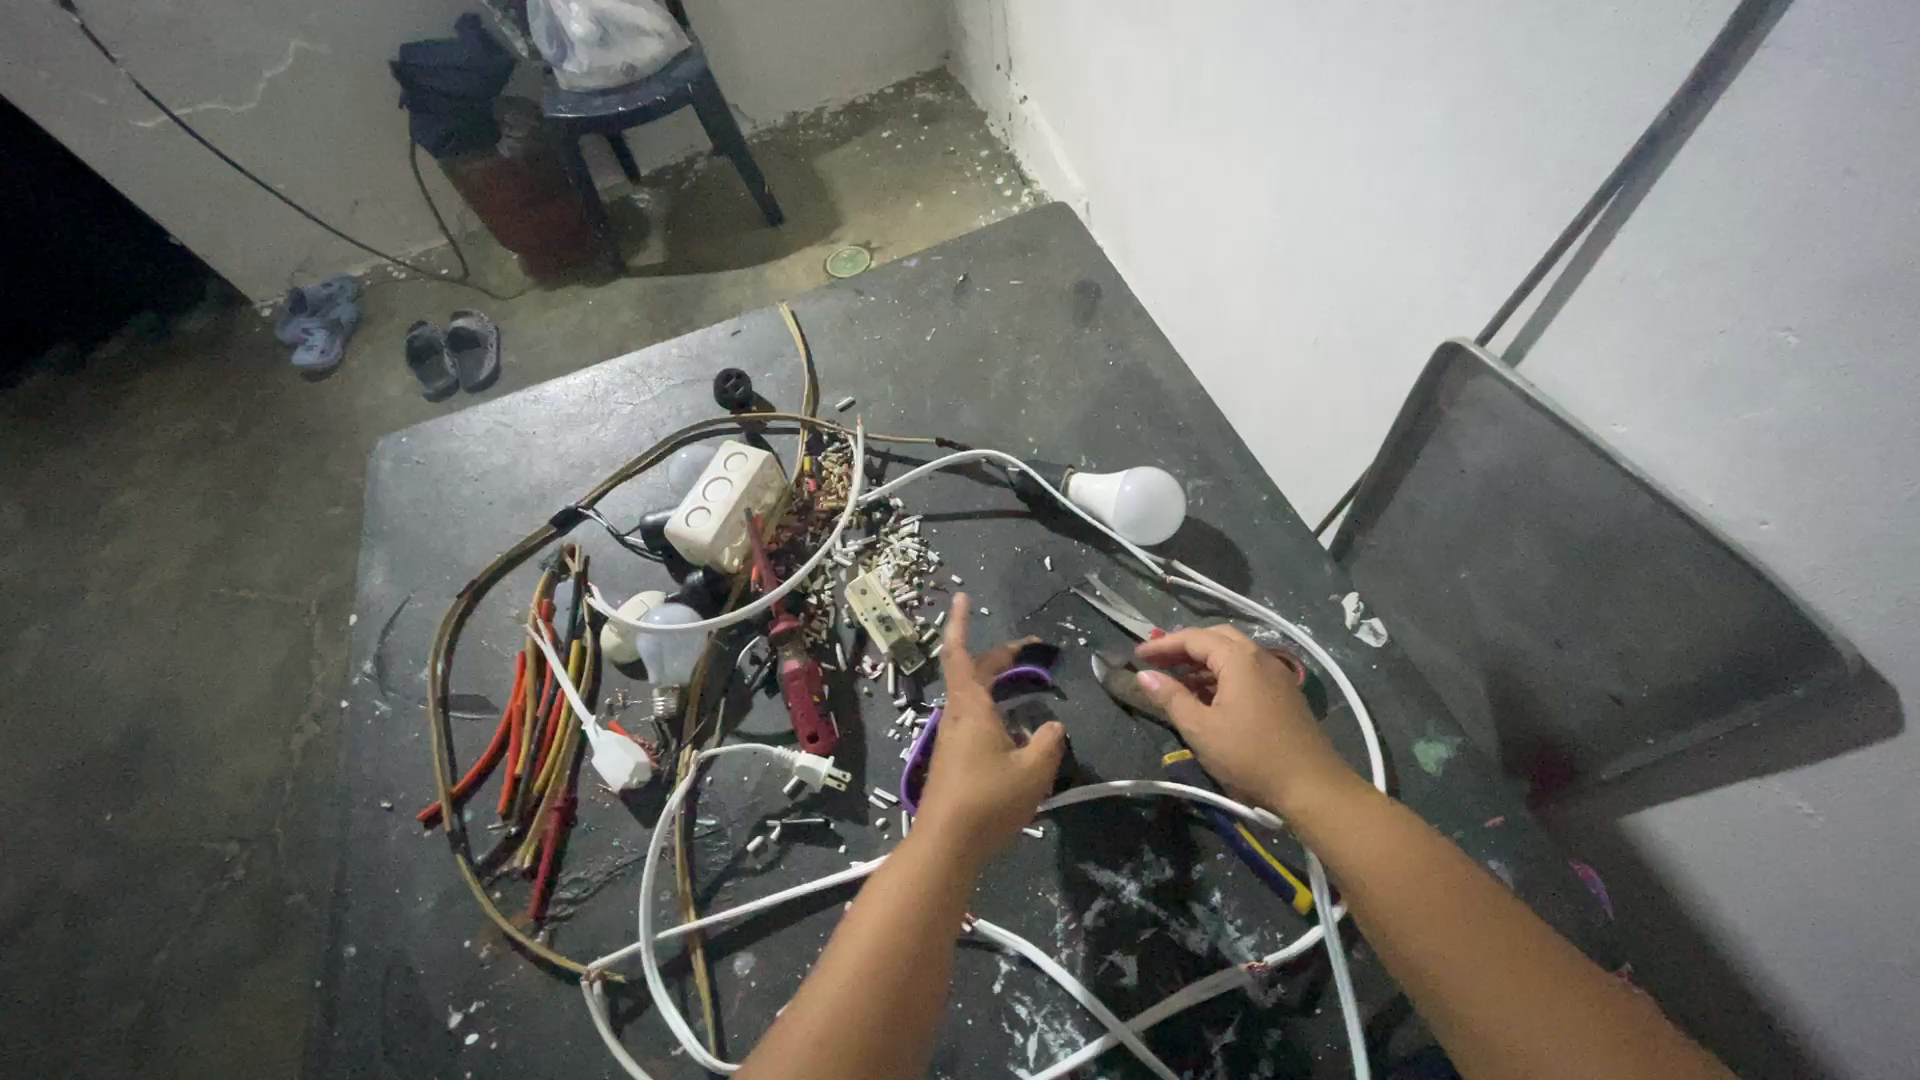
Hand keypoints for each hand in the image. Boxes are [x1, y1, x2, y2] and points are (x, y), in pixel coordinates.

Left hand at [913, 594, 1065, 866]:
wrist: (946, 845)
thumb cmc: (988, 800)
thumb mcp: (1033, 770)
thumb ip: (1049, 743)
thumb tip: (1052, 727)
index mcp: (971, 707)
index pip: (961, 654)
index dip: (960, 624)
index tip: (962, 597)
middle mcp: (957, 716)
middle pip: (972, 674)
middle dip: (998, 658)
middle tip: (1026, 651)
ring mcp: (951, 739)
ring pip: (973, 699)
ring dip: (994, 685)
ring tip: (1023, 686)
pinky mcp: (953, 761)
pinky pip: (974, 722)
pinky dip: (994, 712)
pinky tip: (1016, 732)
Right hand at [1134, 625, 1359, 819]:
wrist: (1312, 787)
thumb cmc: (1250, 756)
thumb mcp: (1201, 728)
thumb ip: (1170, 697)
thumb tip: (1144, 675)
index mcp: (1239, 659)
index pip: (1193, 638)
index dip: (1162, 645)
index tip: (1137, 657)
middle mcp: (1260, 657)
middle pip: (1216, 638)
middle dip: (1184, 647)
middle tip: (1158, 662)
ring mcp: (1276, 674)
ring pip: (1233, 654)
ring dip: (1203, 662)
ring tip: (1177, 681)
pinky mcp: (1284, 693)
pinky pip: (1247, 671)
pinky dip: (1222, 675)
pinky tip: (1207, 697)